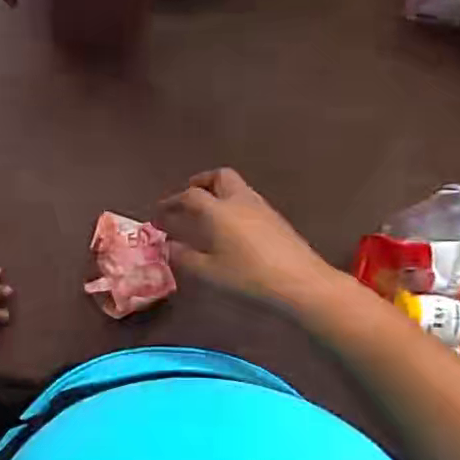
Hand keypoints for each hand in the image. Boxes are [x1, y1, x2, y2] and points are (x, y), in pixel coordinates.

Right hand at [156, 168, 346, 311]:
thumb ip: (184, 256)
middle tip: (187, 199)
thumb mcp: (207, 271)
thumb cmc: (247, 275)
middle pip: (219, 177)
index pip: (189, 196)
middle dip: (200, 183)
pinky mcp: (276, 219)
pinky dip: (232, 206)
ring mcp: (261, 208)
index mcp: (218, 211)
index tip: (159, 215)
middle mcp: (239, 202)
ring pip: (236, 187)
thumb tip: (169, 246)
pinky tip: (229, 228)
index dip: (171, 202)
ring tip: (206, 215)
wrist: (301, 282)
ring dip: (218, 193)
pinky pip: (248, 201)